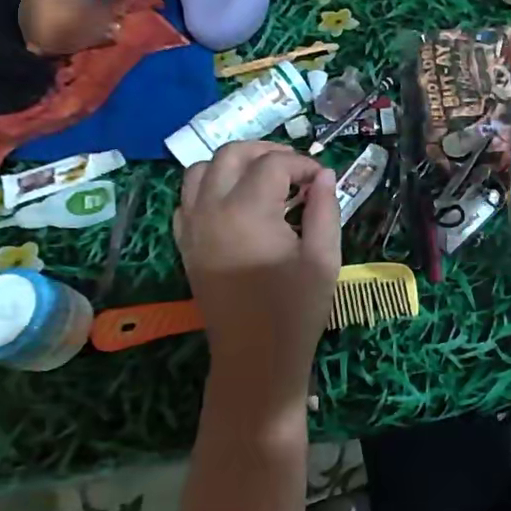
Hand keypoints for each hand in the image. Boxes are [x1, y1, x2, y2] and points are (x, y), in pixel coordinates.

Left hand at [173, 142, 340, 394]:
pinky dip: (210, 188)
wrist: (255, 358)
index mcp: (248, 211)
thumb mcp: (323, 258)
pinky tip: (235, 204)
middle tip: (295, 170)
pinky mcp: (185, 243)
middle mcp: (211, 209)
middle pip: (232, 154)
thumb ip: (324, 209)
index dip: (302, 164)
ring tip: (263, 180)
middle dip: (267, 152)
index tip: (321, 180)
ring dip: (234, 164)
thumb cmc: (295, 311)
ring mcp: (192, 226)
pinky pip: (188, 198)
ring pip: (201, 169)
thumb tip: (323, 175)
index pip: (274, 164)